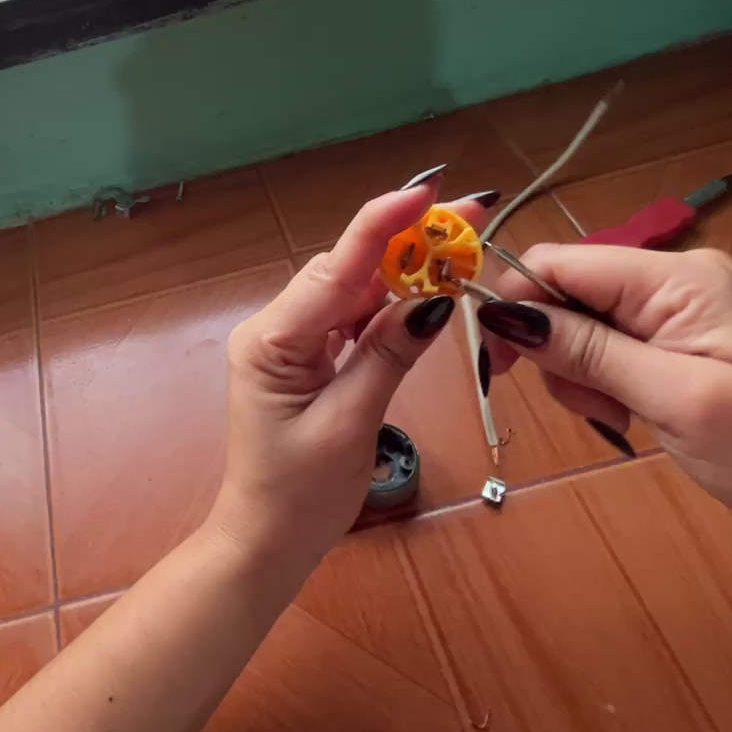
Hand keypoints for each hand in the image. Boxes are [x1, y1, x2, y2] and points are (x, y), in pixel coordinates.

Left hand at [209, 184, 489, 569]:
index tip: (426, 191)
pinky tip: (419, 299)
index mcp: (271, 339)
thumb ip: (388, 354)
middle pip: (342, 271)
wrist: (265, 539)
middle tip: (467, 221)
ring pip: (347, 290)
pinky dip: (383, 307)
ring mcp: (285, 339)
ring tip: (455, 255)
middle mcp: (272, 327)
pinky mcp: (300, 355)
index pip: (332, 269)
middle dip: (402, 244)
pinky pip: (345, 317)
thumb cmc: (301, 494)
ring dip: (398, 273)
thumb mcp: (351, 423)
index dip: (380, 225)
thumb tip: (436, 299)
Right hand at [477, 244, 731, 542]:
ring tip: (616, 415)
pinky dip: (598, 378)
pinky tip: (627, 410)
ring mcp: (675, 304)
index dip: (515, 302)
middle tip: (580, 403)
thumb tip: (503, 314)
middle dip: (553, 346)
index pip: (558, 262)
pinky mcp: (675, 333)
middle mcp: (670, 277)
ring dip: (576, 370)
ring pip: (576, 321)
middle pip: (563, 291)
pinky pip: (604, 341)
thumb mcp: (675, 400)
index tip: (501, 361)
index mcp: (676, 278)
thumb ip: (588, 351)